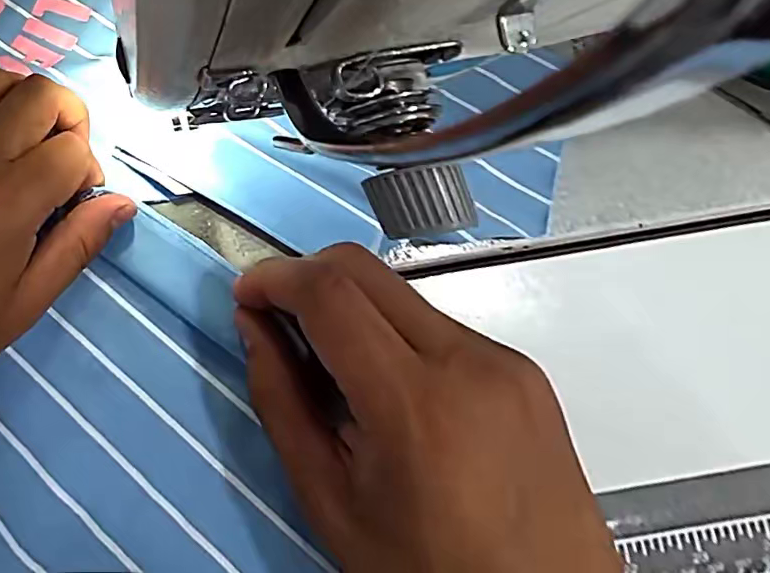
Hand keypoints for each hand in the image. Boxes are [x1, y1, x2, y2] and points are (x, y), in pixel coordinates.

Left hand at [0, 67, 137, 490]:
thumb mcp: (25, 304)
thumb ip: (78, 244)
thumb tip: (123, 202)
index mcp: (7, 202)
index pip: (71, 149)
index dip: (89, 171)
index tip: (78, 204)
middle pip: (43, 93)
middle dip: (72, 119)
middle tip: (64, 164)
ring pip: (2, 78)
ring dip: (32, 99)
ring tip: (34, 143)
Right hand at [234, 244, 618, 572]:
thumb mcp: (329, 500)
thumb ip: (279, 400)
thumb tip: (254, 325)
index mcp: (416, 405)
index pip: (329, 293)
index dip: (275, 278)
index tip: (248, 294)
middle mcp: (469, 363)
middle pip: (361, 267)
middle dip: (303, 274)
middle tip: (276, 312)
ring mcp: (503, 361)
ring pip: (395, 288)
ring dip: (346, 300)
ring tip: (330, 358)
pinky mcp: (522, 368)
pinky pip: (433, 319)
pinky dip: (388, 326)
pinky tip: (383, 380)